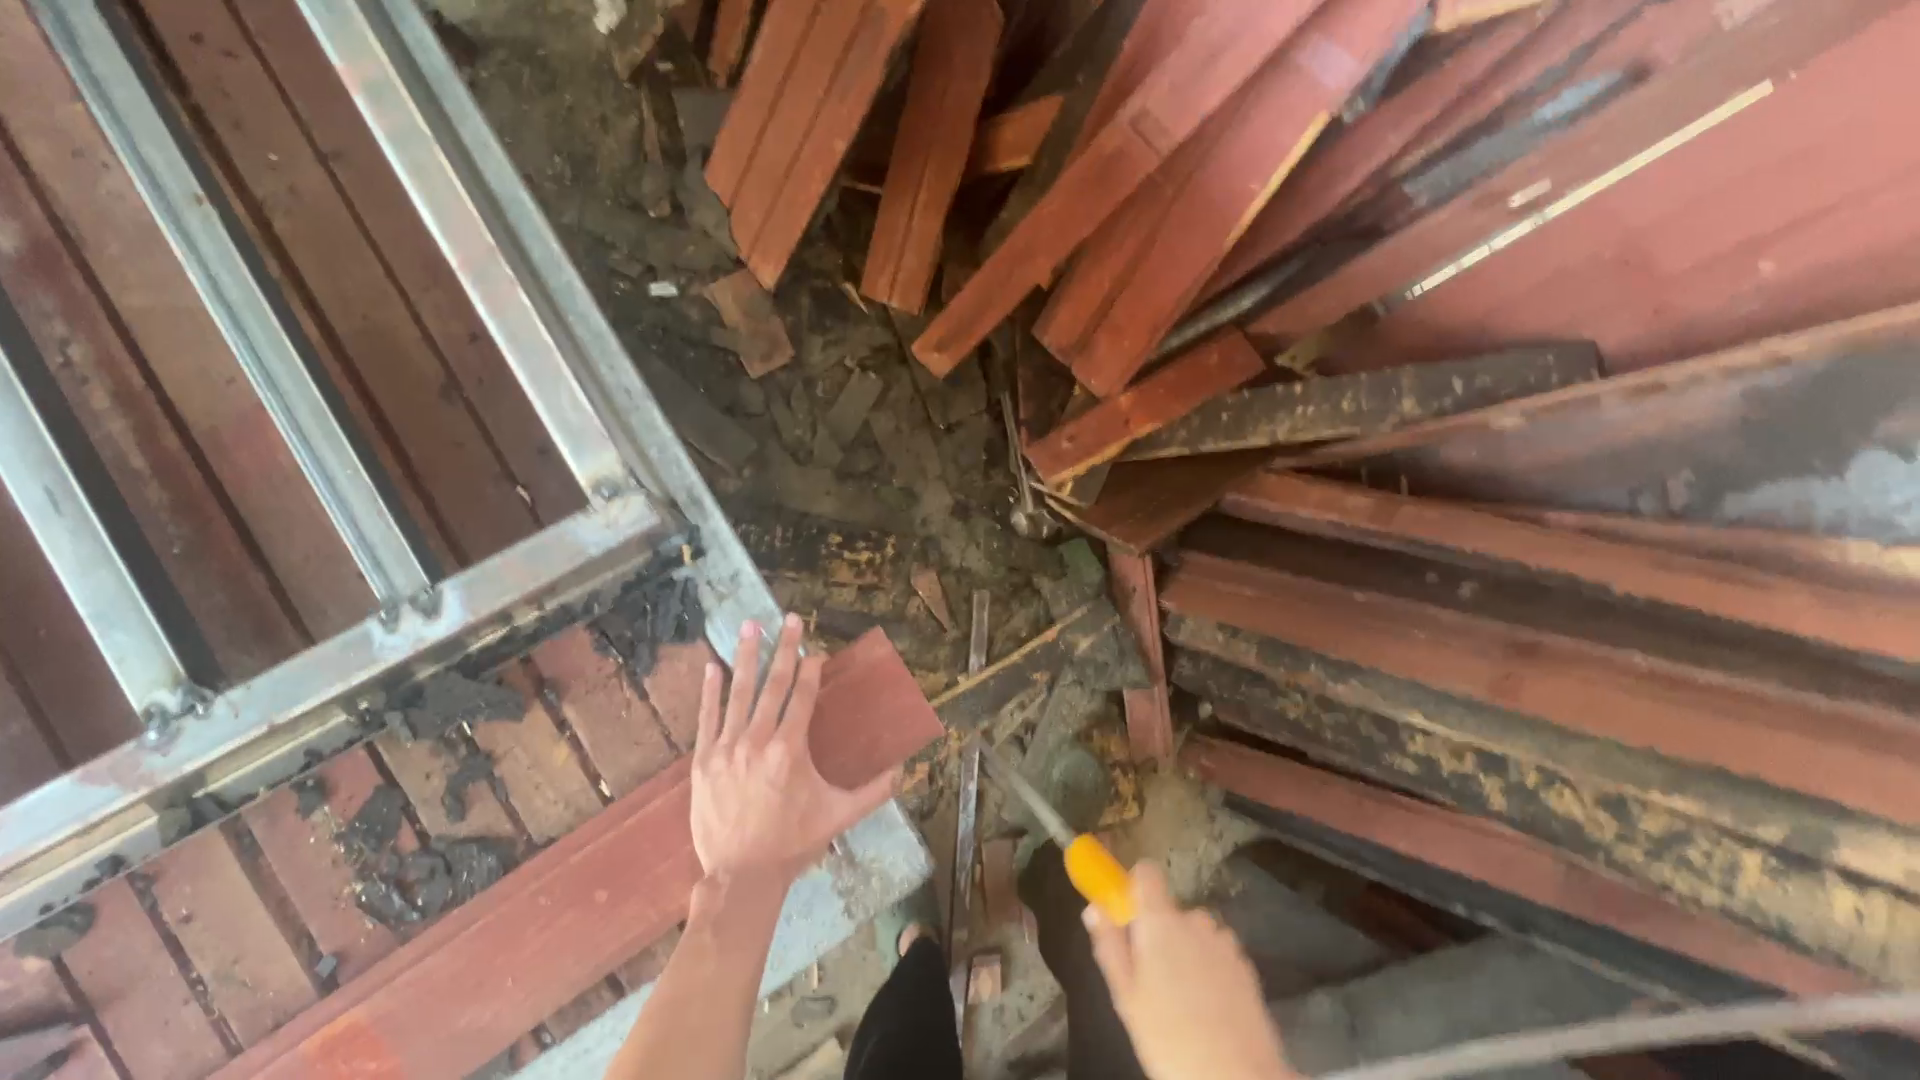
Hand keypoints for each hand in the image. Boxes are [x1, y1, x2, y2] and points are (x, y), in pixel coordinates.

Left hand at [688, 615, 899, 885]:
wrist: (741, 875)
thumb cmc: (793, 843)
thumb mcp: (839, 816)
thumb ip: (873, 791)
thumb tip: (907, 771)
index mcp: (790, 751)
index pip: (802, 697)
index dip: (810, 670)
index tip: (815, 650)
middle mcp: (757, 741)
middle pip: (773, 685)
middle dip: (784, 649)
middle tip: (790, 619)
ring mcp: (726, 749)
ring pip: (738, 694)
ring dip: (746, 658)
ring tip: (750, 627)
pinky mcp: (703, 762)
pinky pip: (706, 718)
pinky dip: (709, 692)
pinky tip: (712, 667)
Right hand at [1086, 862, 1294, 1079]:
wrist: (1238, 1078)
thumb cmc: (1170, 1038)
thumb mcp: (1126, 997)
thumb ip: (1110, 946)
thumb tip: (1094, 909)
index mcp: (1161, 922)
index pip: (1146, 874)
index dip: (1133, 887)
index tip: (1126, 916)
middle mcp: (1196, 921)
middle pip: (1169, 910)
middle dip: (1158, 933)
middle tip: (1149, 979)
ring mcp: (1225, 942)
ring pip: (1195, 934)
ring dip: (1185, 952)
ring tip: (1181, 1000)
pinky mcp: (1247, 966)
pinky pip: (1217, 953)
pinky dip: (1209, 969)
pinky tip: (1207, 1008)